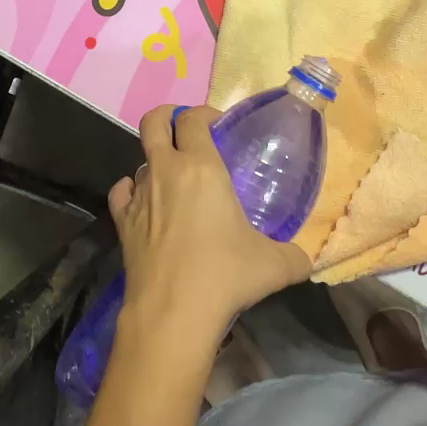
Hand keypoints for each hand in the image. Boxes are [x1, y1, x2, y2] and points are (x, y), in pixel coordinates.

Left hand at [109, 105, 311, 341]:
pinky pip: (122, 192)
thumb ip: (295, 255)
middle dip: (167, 116)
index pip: (193, 118)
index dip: (204, 113)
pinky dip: (131, 191)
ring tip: (175, 183)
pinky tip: (144, 203)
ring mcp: (139, 194)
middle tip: (184, 129)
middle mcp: (165, 170)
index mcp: (200, 167)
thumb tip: (305, 259)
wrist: (172, 312)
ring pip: (141, 160)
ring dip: (156, 163)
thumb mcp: (275, 265)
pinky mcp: (121, 220)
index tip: (219, 125)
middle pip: (153, 121)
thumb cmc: (224, 275)